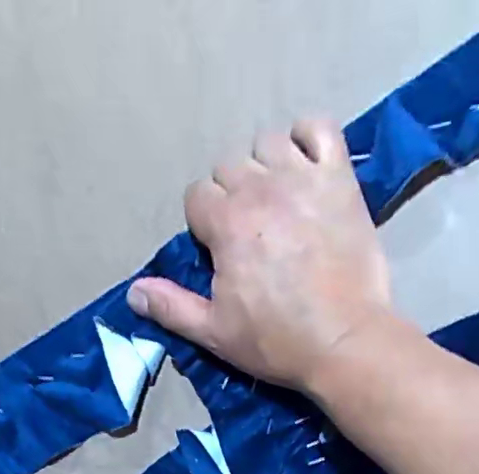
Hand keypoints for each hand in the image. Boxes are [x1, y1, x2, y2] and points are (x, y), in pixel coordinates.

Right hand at [127, 116, 399, 394]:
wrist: (344, 341)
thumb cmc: (276, 341)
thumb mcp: (214, 332)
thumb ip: (172, 307)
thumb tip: (134, 291)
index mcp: (226, 223)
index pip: (196, 196)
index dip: (203, 224)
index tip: (219, 252)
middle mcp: (261, 189)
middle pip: (228, 167)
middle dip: (230, 196)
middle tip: (249, 235)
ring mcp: (303, 178)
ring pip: (267, 143)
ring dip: (265, 167)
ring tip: (276, 203)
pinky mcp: (340, 179)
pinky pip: (318, 128)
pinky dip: (308, 138)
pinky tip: (305, 166)